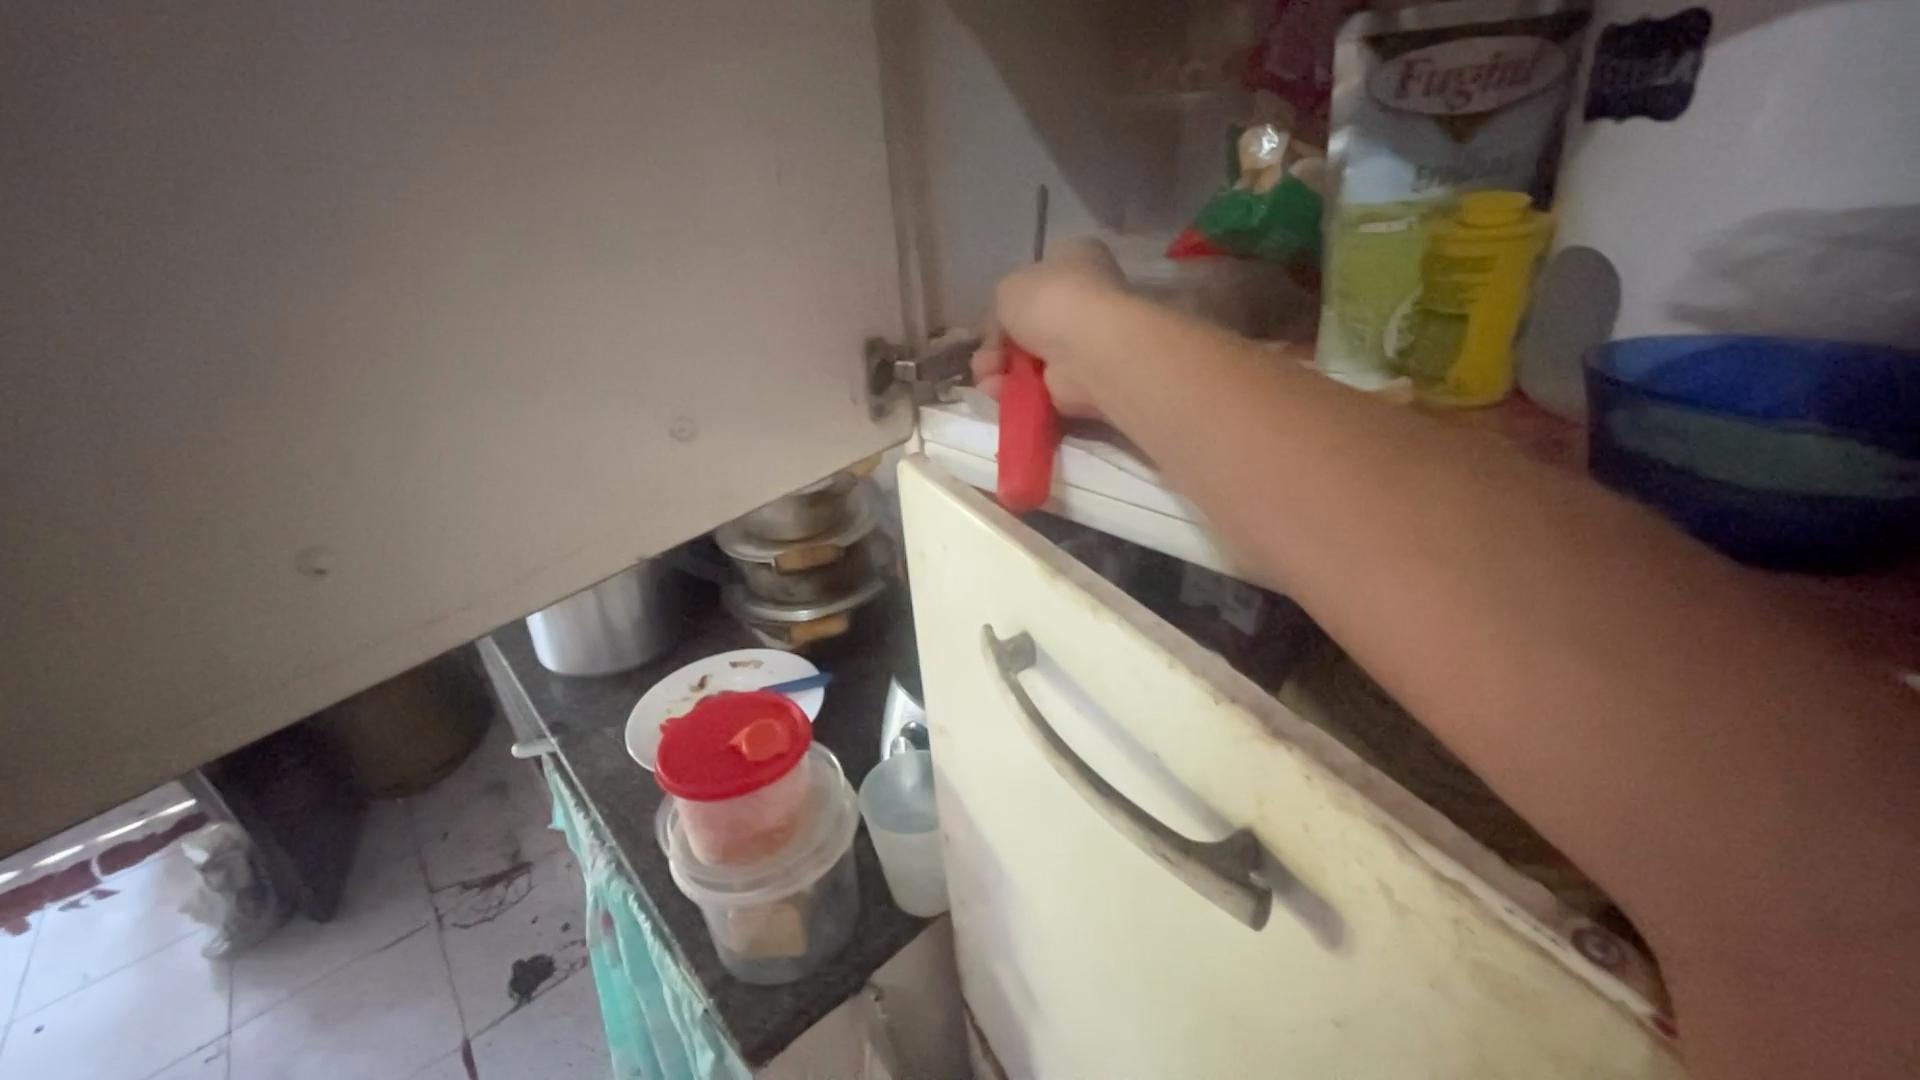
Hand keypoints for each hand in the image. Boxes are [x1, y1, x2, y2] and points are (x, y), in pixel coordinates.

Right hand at [969, 237, 1126, 420]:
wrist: (1088, 350)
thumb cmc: (1050, 301)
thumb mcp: (1007, 288)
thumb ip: (1000, 309)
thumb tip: (1002, 331)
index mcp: (1074, 260)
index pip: (1033, 282)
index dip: (1004, 305)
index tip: (987, 324)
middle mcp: (1083, 300)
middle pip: (1027, 326)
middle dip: (997, 346)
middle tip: (982, 359)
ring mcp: (1084, 343)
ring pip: (1029, 359)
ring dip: (1000, 370)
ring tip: (985, 377)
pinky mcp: (1080, 381)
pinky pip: (1039, 386)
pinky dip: (1016, 390)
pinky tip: (998, 391)